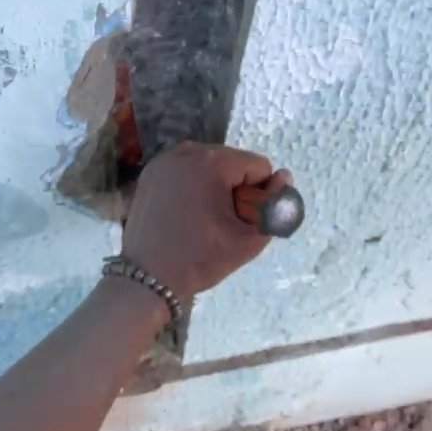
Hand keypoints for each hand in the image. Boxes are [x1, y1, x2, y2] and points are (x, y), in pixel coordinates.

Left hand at [122, 142, 288, 296]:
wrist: (147, 279)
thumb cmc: (200, 260)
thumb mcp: (248, 240)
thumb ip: (274, 207)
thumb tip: (284, 178)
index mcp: (213, 162)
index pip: (258, 167)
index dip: (259, 195)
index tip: (241, 222)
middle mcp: (187, 151)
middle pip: (232, 163)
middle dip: (236, 190)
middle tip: (221, 225)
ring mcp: (164, 160)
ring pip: (209, 167)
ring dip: (215, 189)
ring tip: (203, 221)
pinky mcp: (150, 173)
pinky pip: (185, 173)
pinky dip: (192, 189)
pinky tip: (185, 216)